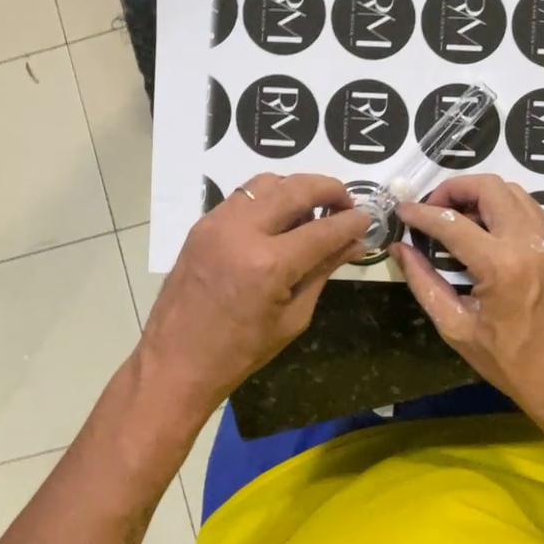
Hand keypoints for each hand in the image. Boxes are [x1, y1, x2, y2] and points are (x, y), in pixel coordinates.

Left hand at [141, 173, 369, 413]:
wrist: (176, 361)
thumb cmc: (240, 351)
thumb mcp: (293, 317)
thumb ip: (323, 271)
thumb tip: (354, 243)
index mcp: (269, 264)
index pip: (324, 229)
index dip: (352, 222)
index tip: (368, 219)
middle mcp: (242, 232)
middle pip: (297, 188)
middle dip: (329, 189)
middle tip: (347, 204)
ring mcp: (217, 223)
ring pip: (267, 182)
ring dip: (297, 188)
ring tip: (313, 210)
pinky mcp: (202, 224)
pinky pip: (243, 196)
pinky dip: (268, 198)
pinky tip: (279, 219)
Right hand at [393, 175, 543, 417]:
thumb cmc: (506, 360)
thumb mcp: (454, 326)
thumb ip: (423, 282)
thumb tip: (400, 248)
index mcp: (501, 266)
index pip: (452, 222)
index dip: (421, 213)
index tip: (401, 211)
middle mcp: (528, 243)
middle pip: (488, 187)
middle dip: (453, 190)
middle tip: (431, 211)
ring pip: (510, 190)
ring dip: (478, 194)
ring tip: (455, 217)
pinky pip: (527, 206)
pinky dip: (501, 205)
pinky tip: (483, 227)